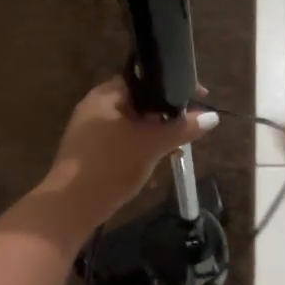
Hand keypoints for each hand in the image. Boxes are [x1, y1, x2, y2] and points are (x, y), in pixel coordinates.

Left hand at [40, 77, 215, 227]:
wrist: (71, 207)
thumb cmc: (112, 165)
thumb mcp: (152, 144)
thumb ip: (182, 128)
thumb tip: (213, 118)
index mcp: (106, 95)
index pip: (144, 78)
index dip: (173, 85)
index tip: (197, 97)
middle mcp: (96, 108)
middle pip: (141, 102)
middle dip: (167, 114)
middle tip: (190, 125)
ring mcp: (92, 131)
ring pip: (134, 124)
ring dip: (157, 134)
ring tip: (178, 148)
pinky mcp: (93, 153)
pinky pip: (125, 141)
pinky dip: (143, 147)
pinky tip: (159, 163)